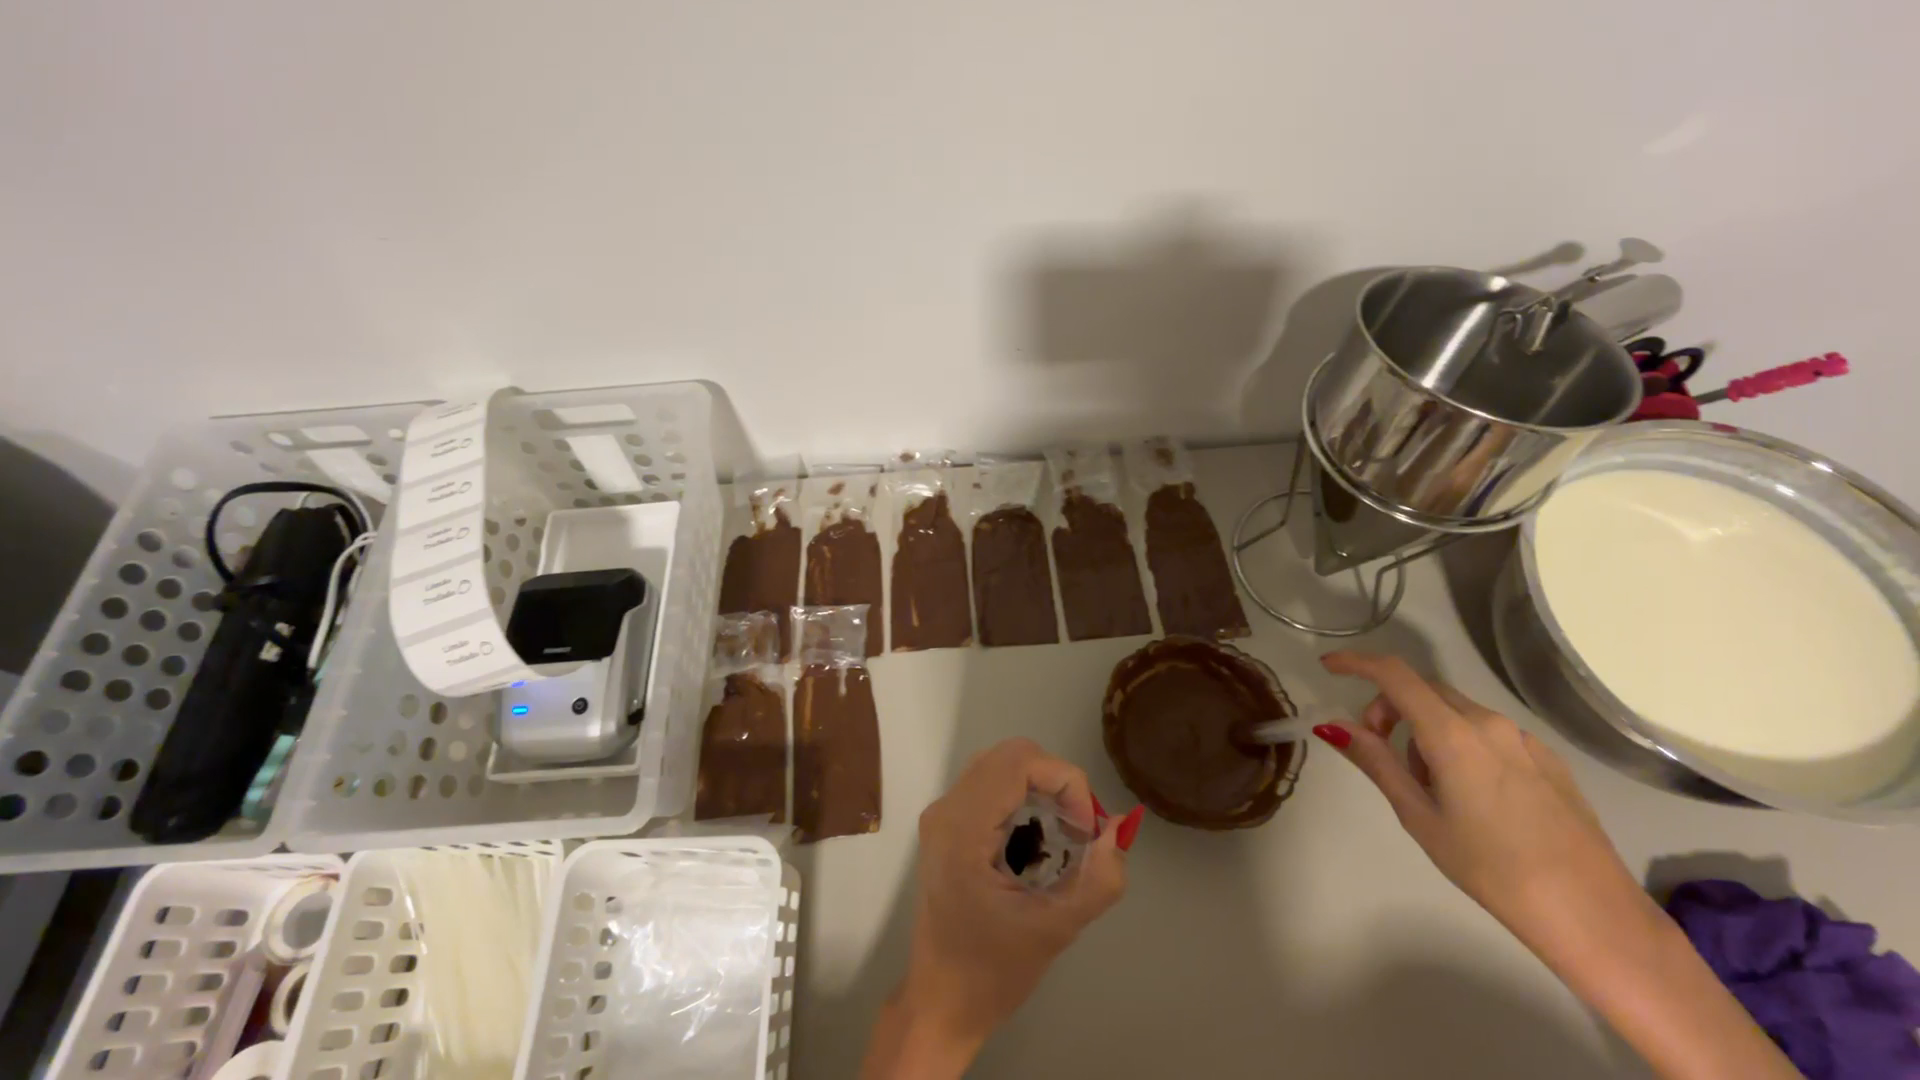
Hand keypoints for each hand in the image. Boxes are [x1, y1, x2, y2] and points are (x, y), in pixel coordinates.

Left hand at [863, 738, 1132, 1078]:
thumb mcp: (1056, 929)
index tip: (1086, 832)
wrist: (941, 1002)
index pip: (1019, 761)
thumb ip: (1097, 878)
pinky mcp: (947, 827)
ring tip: (1064, 838)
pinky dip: (1024, 799)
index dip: (1066, 782)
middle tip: (1080, 834)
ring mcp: (942, 816)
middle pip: (1011, 756)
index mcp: (962, 830)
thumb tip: (1119, 826)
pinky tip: (1039, 844)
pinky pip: (991, 786)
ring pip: (1001, 767)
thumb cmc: (992, 972)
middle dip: (1057, 784)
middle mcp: (946, 811)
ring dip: (1042, 791)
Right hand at [1315, 652, 1799, 1079]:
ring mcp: (1524, 739)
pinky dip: (1460, 744)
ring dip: (1425, 729)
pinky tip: (1471, 796)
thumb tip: (1333, 726)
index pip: (1395, 675)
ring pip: (1457, 712)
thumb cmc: (1490, 867)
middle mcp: (1489, 722)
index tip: (1329, 666)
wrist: (1587, 908)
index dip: (1357, 662)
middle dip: (1389, 708)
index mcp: (1453, 734)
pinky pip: (1488, 733)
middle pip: (1425, 691)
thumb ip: (1376, 762)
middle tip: (1377, 750)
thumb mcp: (1419, 817)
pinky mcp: (1546, 758)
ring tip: (1428, 788)